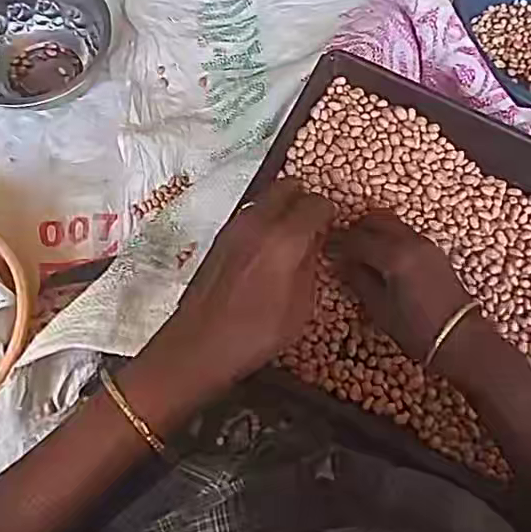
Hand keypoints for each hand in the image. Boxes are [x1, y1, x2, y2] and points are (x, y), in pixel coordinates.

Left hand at [130, 180, 334, 415]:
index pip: (317, 204)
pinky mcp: (219, 238)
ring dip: (282, 208)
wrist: (199, 344)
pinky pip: (250, 214)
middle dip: (304, 199)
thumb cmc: (254, 334)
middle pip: (288, 186)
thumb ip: (310, 267)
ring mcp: (234, 227)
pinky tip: (266, 249)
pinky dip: (263, 220)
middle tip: (313, 223)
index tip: (332, 227)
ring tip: (290, 237)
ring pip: (265, 197)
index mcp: (284, 239)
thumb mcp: (300, 307)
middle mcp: (257, 223)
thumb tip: (314, 245)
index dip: (329, 214)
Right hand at [332, 211, 482, 364]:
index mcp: (395, 256)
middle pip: (376, 219)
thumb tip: (344, 263)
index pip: (357, 239)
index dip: (338, 243)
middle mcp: (411, 242)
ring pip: (392, 224)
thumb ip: (359, 280)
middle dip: (356, 230)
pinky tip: (381, 260)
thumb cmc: (416, 330)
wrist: (460, 338)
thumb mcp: (379, 308)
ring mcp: (426, 244)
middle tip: (342, 248)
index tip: (324, 248)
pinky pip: (405, 234)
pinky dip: (389, 239)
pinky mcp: (434, 252)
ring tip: (360, 255)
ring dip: (373, 232)